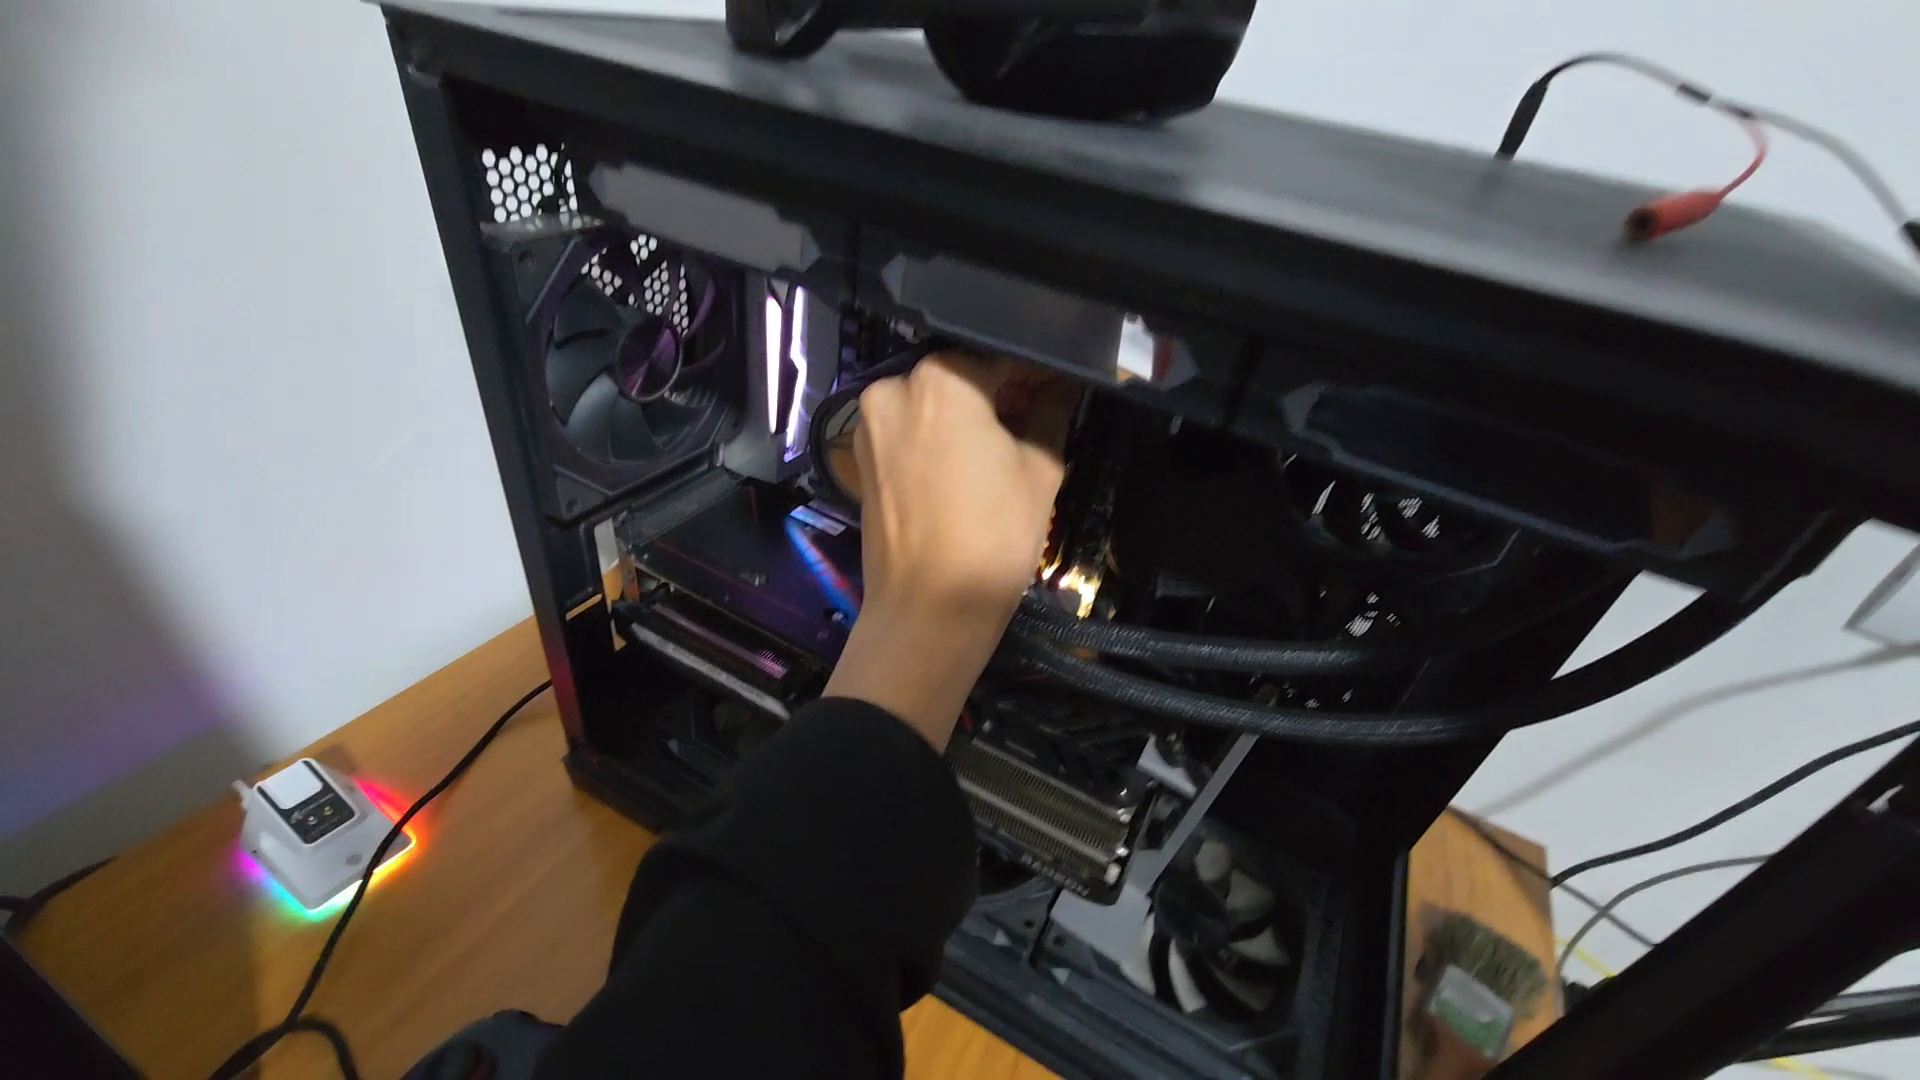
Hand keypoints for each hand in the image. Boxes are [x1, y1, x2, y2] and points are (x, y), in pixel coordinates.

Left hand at [822, 352, 1071, 748]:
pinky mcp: (859, 460)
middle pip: (958, 379)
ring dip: (965, 416)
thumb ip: (1050, 414)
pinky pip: (907, 433)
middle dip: (998, 393)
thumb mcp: (1041, 469)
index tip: (1059, 389)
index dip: (1035, 374)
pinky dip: (935, 439)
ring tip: (1003, 445)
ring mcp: (869, 426)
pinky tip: (966, 465)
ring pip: (929, 406)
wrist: (930, 609)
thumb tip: (1059, 390)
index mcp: (939, 380)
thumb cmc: (993, 535)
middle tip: (1035, 417)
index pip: (1000, 358)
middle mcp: (892, 389)